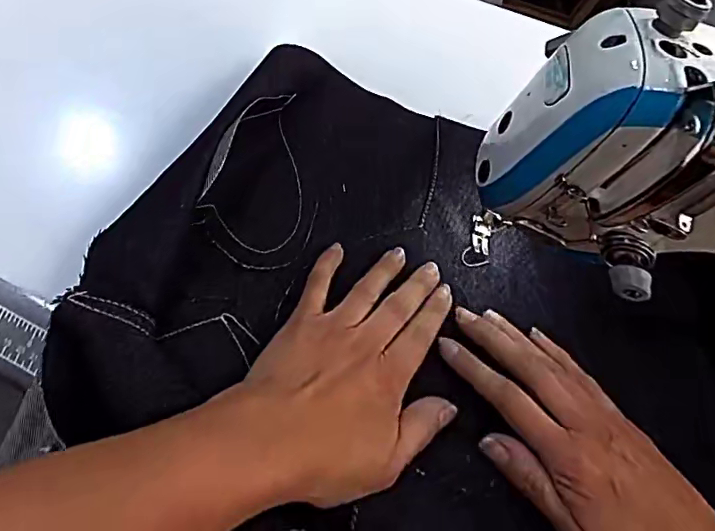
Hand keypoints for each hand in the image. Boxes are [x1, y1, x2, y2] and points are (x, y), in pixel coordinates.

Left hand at [208, 243, 455, 508]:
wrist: (266, 441)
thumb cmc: (322, 458)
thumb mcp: (385, 463)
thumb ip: (420, 429)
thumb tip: (447, 407)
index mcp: (388, 377)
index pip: (419, 336)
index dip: (434, 312)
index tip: (444, 294)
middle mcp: (365, 344)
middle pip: (398, 307)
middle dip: (417, 284)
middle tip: (430, 268)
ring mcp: (333, 328)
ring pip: (366, 290)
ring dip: (384, 269)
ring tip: (398, 254)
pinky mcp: (302, 323)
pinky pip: (318, 286)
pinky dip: (327, 264)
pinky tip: (336, 250)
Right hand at [439, 307, 714, 530]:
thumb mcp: (572, 527)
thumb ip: (530, 479)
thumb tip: (490, 443)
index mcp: (568, 453)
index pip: (509, 398)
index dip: (475, 368)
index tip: (451, 347)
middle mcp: (584, 421)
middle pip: (529, 366)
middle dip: (492, 336)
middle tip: (466, 314)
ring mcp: (602, 411)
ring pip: (552, 361)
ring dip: (518, 334)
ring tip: (492, 316)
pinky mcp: (617, 412)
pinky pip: (578, 369)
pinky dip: (555, 348)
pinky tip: (540, 337)